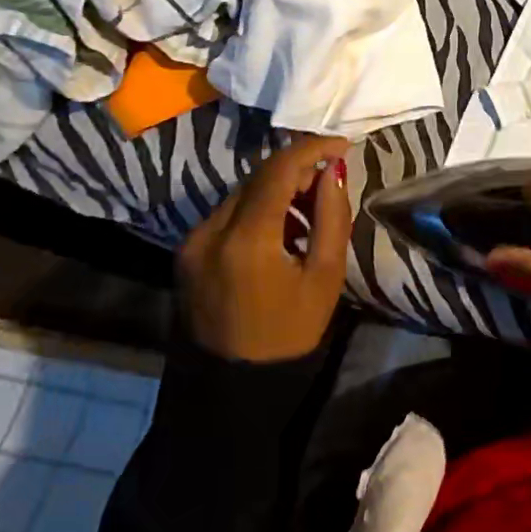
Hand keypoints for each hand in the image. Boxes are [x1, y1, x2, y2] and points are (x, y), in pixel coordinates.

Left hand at [179, 133, 351, 361]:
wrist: (232, 387)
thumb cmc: (290, 332)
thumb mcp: (325, 275)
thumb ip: (332, 215)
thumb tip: (333, 169)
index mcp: (246, 239)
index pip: (279, 170)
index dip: (313, 148)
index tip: (343, 144)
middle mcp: (210, 231)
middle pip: (259, 177)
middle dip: (299, 169)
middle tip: (331, 182)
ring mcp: (193, 242)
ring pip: (244, 192)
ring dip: (280, 189)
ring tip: (311, 212)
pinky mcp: (187, 252)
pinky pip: (230, 213)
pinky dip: (260, 209)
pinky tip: (283, 230)